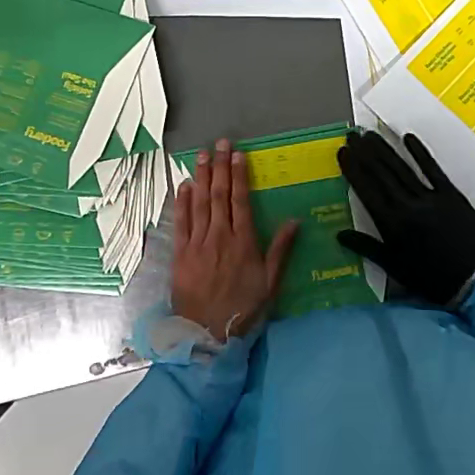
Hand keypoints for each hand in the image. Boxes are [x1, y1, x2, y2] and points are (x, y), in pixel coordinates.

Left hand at [172, 138, 298, 339]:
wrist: (207, 331)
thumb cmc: (243, 309)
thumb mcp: (270, 283)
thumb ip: (280, 250)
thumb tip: (294, 221)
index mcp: (243, 242)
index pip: (241, 200)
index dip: (239, 175)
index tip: (238, 154)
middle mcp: (219, 236)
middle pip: (219, 195)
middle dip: (220, 166)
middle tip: (220, 143)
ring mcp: (197, 242)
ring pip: (199, 202)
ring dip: (201, 176)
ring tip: (202, 154)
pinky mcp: (180, 252)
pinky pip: (181, 221)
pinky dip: (182, 202)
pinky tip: (184, 185)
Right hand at [336, 130, 474, 306]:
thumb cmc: (430, 277)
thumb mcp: (393, 267)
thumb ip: (366, 248)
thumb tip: (339, 234)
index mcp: (391, 223)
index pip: (366, 189)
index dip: (353, 168)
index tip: (343, 152)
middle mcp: (407, 205)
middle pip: (381, 173)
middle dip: (365, 152)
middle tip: (353, 135)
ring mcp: (430, 197)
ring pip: (401, 168)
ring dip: (385, 149)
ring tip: (370, 135)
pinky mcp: (451, 195)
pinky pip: (433, 170)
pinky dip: (420, 153)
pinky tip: (408, 138)